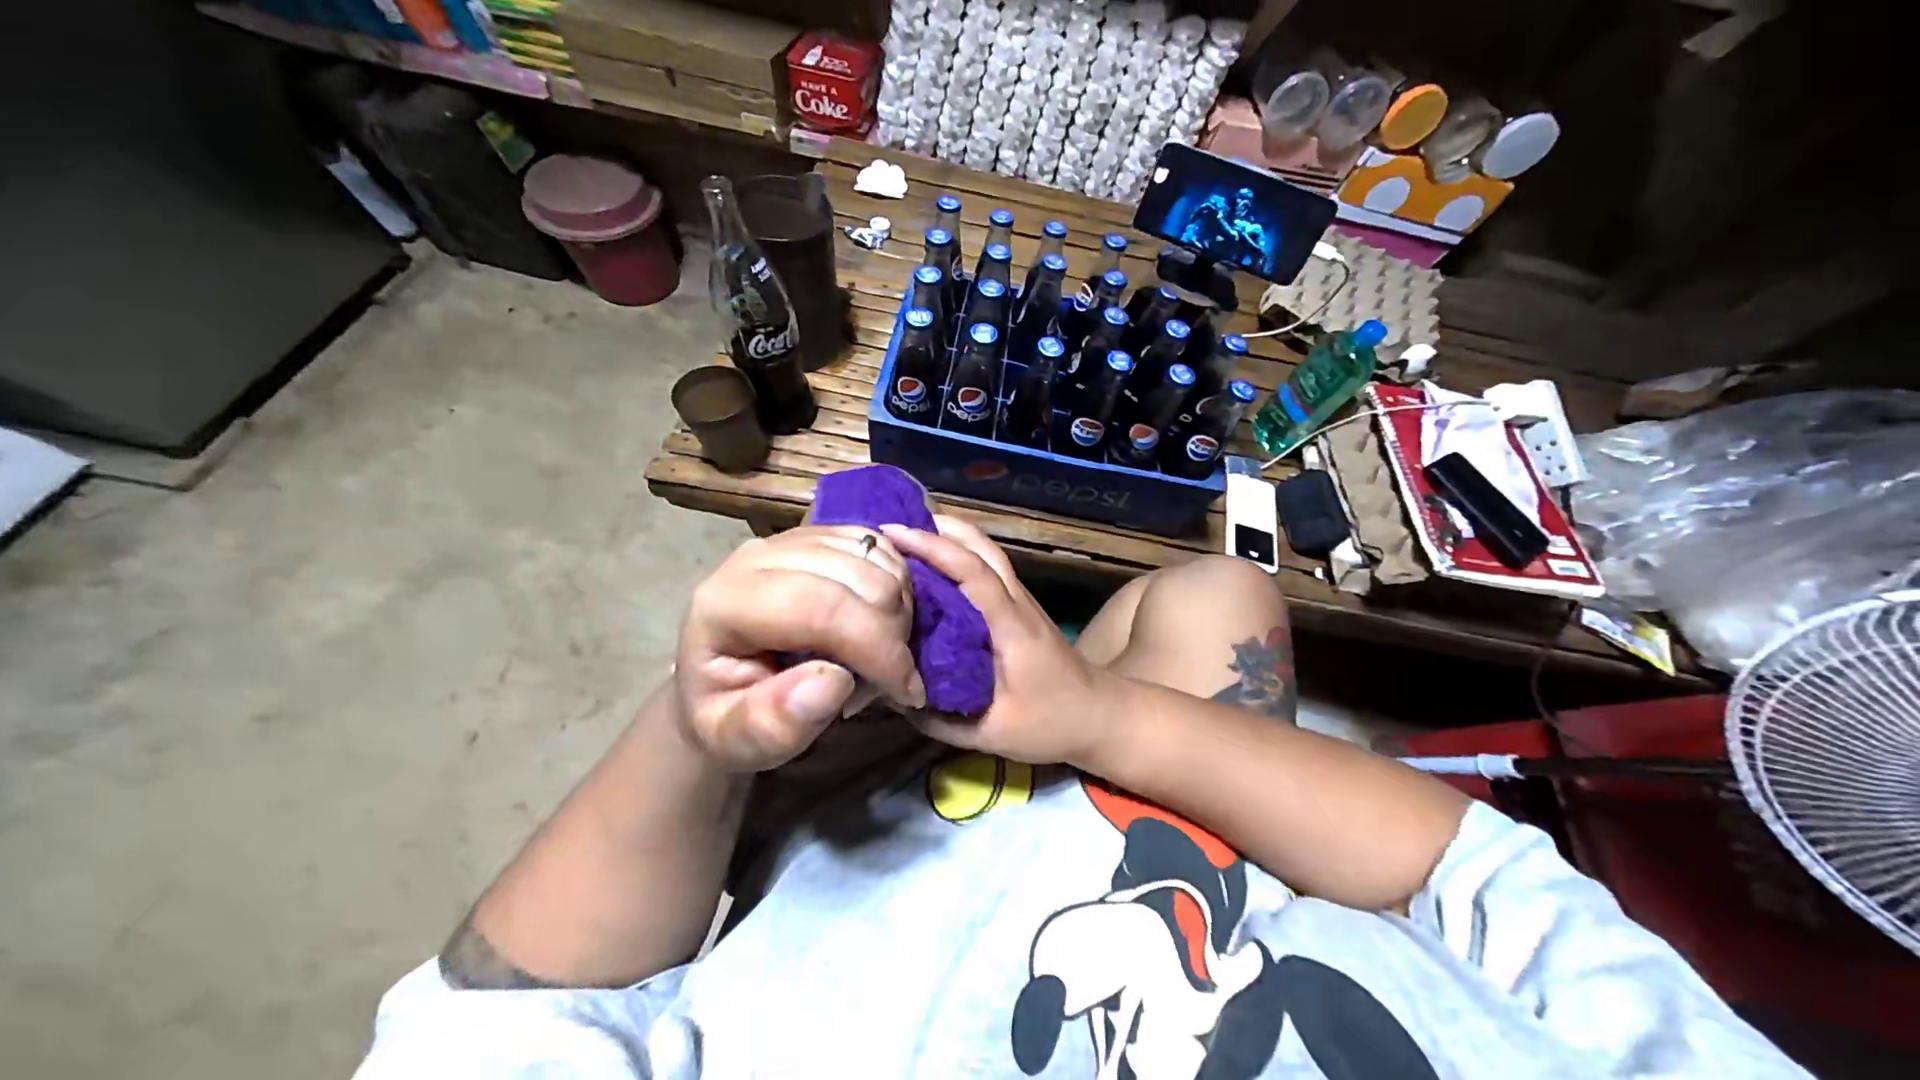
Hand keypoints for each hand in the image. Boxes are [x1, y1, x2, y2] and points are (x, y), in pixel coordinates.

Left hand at [674, 527, 924, 772]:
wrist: (719, 686)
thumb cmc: (727, 718)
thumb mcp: (737, 742)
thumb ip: (774, 723)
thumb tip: (834, 682)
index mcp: (727, 604)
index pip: (822, 608)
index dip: (877, 648)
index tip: (907, 692)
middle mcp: (757, 556)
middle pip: (859, 576)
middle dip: (891, 634)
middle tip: (882, 683)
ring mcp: (788, 539)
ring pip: (875, 556)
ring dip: (897, 609)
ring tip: (877, 655)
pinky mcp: (814, 534)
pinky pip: (877, 543)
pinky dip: (896, 582)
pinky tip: (881, 621)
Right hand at [880, 516, 1119, 766]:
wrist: (1102, 715)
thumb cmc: (1052, 724)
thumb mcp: (993, 735)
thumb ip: (941, 720)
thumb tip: (893, 698)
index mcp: (1011, 627)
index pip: (973, 572)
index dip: (934, 548)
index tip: (893, 534)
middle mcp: (1017, 602)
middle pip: (982, 547)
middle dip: (937, 528)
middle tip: (889, 527)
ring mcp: (1021, 600)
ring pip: (986, 551)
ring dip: (949, 536)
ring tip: (905, 536)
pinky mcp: (1020, 607)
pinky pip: (987, 566)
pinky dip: (959, 553)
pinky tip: (932, 564)